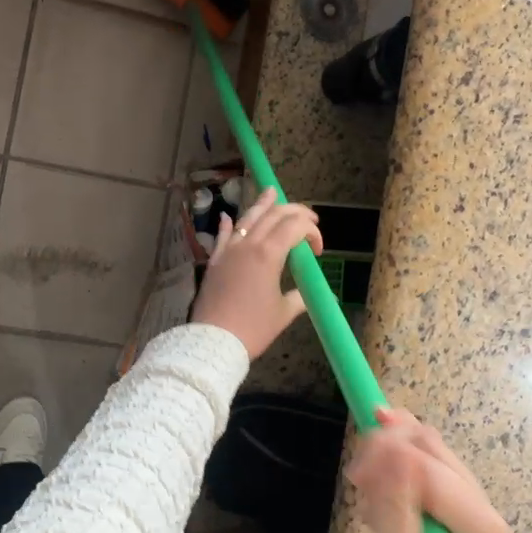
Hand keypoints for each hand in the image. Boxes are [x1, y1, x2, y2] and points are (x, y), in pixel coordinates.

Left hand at [190, 187, 321, 358]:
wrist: (213, 341)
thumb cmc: (252, 328)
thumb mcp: (283, 313)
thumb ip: (300, 297)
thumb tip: (316, 295)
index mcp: (269, 253)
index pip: (295, 227)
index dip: (312, 232)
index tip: (317, 251)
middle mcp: (248, 244)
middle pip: (273, 215)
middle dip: (294, 211)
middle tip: (308, 217)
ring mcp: (228, 250)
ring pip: (247, 219)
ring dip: (262, 205)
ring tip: (270, 191)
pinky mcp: (215, 261)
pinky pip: (223, 236)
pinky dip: (229, 225)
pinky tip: (229, 217)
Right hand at [349, 408, 515, 532]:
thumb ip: (396, 512)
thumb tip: (394, 451)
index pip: (432, 468)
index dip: (390, 458)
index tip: (353, 477)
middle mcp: (486, 515)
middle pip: (431, 448)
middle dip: (388, 453)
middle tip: (355, 480)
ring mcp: (470, 511)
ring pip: (424, 451)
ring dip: (387, 462)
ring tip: (365, 499)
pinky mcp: (450, 512)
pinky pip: (418, 469)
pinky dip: (391, 474)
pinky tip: (375, 503)